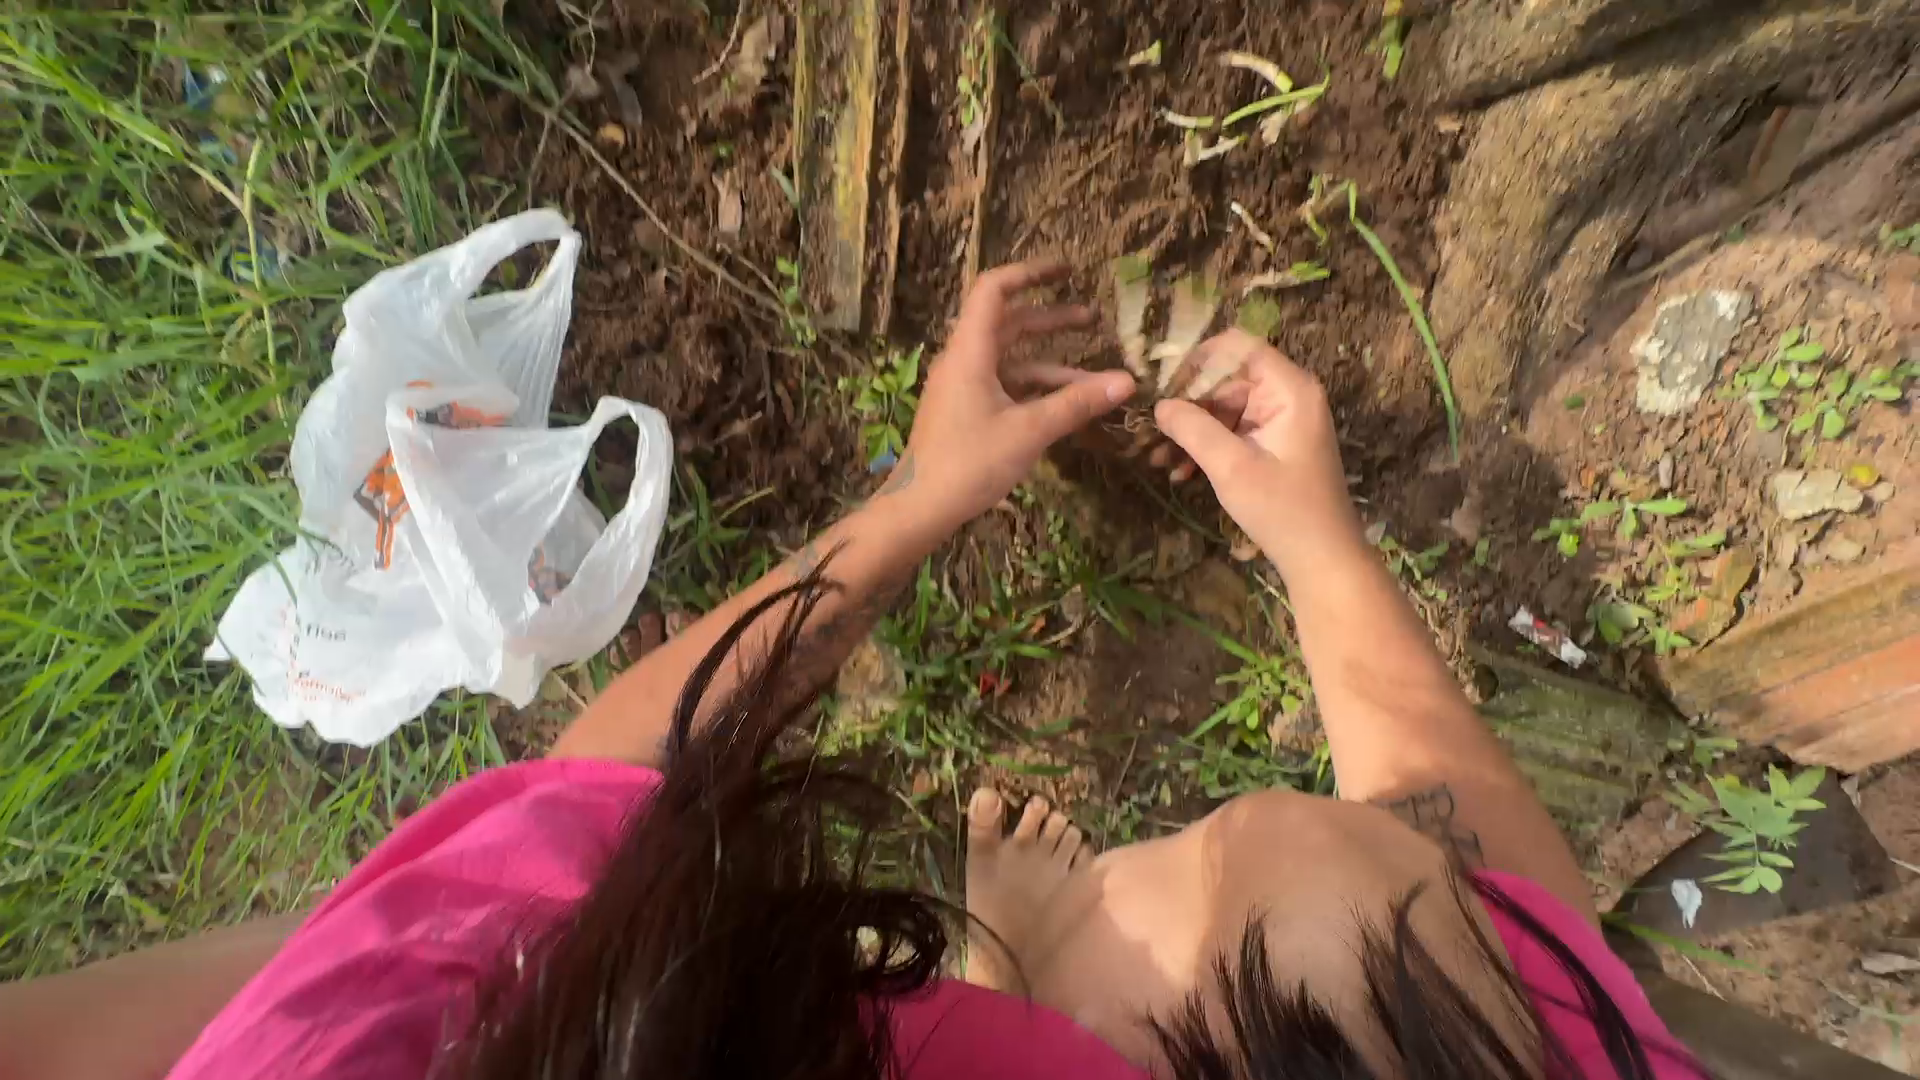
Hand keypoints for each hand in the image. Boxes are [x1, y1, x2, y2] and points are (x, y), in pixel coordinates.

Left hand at [889, 262, 1135, 531]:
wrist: (921, 507)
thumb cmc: (969, 463)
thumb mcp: (1029, 432)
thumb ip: (1076, 404)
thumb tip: (1126, 382)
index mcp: (970, 352)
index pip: (994, 290)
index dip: (1029, 273)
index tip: (1065, 270)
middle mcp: (964, 361)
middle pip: (1009, 324)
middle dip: (1051, 319)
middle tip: (1092, 318)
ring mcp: (963, 388)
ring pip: (1011, 361)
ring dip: (1051, 365)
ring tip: (1095, 378)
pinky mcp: (965, 412)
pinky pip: (1005, 388)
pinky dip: (1035, 391)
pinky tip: (1067, 406)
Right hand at [1151, 330, 1362, 572]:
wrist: (1320, 557)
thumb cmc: (1281, 509)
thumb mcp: (1231, 467)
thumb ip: (1193, 429)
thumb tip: (1159, 405)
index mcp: (1288, 389)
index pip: (1236, 347)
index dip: (1195, 361)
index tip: (1161, 389)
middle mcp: (1287, 395)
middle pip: (1225, 380)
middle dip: (1186, 407)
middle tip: (1151, 435)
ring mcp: (1279, 420)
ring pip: (1222, 408)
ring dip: (1190, 432)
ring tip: (1158, 461)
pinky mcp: (1272, 443)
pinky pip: (1231, 431)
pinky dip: (1205, 448)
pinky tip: (1180, 472)